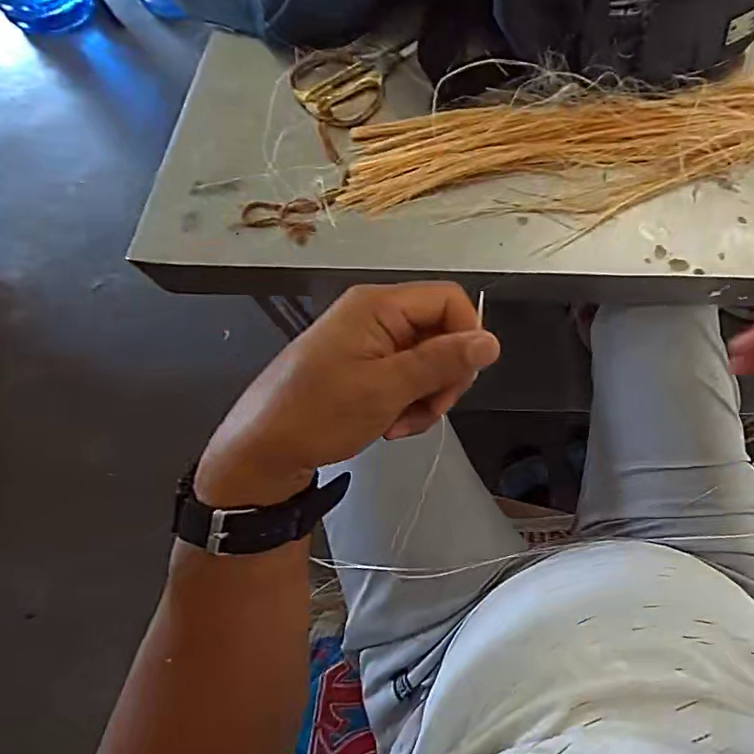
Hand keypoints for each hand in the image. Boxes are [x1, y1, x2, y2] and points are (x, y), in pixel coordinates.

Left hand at [195, 282, 498, 504]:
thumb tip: (491, 343)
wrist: (263, 453)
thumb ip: (442, 362)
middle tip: (432, 407)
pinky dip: (413, 403)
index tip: (462, 376)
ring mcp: (373, 343)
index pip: (449, 301)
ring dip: (429, 396)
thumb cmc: (315, 414)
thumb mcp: (386, 388)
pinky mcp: (369, 367)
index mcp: (378, 307)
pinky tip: (393, 423)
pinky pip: (412, 378)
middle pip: (445, 333)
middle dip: (446, 375)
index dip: (467, 335)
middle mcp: (378, 317)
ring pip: (433, 361)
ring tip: (403, 421)